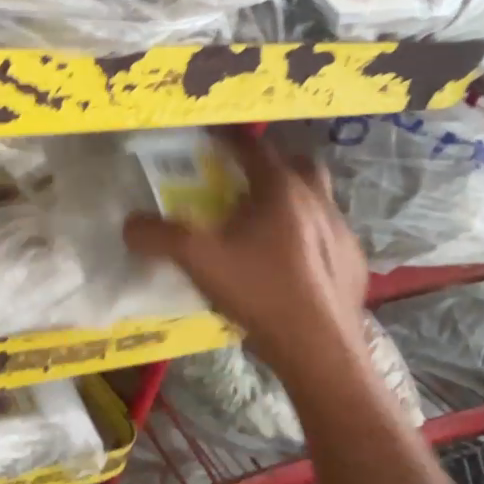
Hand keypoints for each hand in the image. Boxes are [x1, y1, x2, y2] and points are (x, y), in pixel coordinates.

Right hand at [123, 133, 367, 377]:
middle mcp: (318, 202)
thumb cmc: (259, 291)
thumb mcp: (196, 260)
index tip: (211, 135)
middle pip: (298, 165)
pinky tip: (290, 262)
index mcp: (281, 190)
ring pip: (318, 200)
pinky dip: (309, 237)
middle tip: (245, 179)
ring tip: (265, 223)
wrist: (318, 348)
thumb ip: (158, 236)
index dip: (230, 138)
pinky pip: (330, 236)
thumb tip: (129, 225)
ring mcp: (342, 233)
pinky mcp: (354, 264)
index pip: (254, 147)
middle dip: (273, 165)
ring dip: (294, 201)